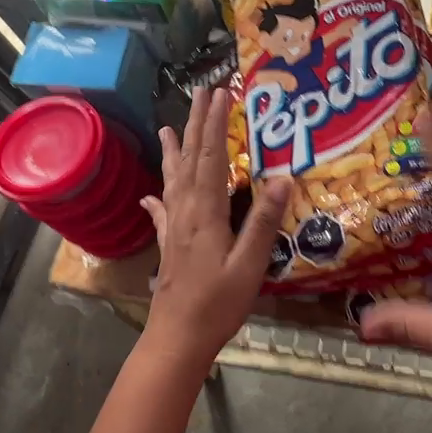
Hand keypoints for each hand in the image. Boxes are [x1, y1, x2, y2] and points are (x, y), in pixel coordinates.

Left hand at [138, 86, 290, 364]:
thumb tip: (281, 177)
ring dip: (173, 150)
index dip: (215, 123)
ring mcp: (174, 228)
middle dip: (196, 123)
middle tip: (200, 92)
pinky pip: (162, 211)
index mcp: (206, 211)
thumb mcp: (249, 264)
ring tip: (165, 127)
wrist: (176, 340)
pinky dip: (158, 197)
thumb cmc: (217, 303)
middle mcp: (186, 211)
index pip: (211, 156)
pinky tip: (149, 195)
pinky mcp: (169, 245)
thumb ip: (263, 221)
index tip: (221, 93)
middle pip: (190, 158)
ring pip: (173, 178)